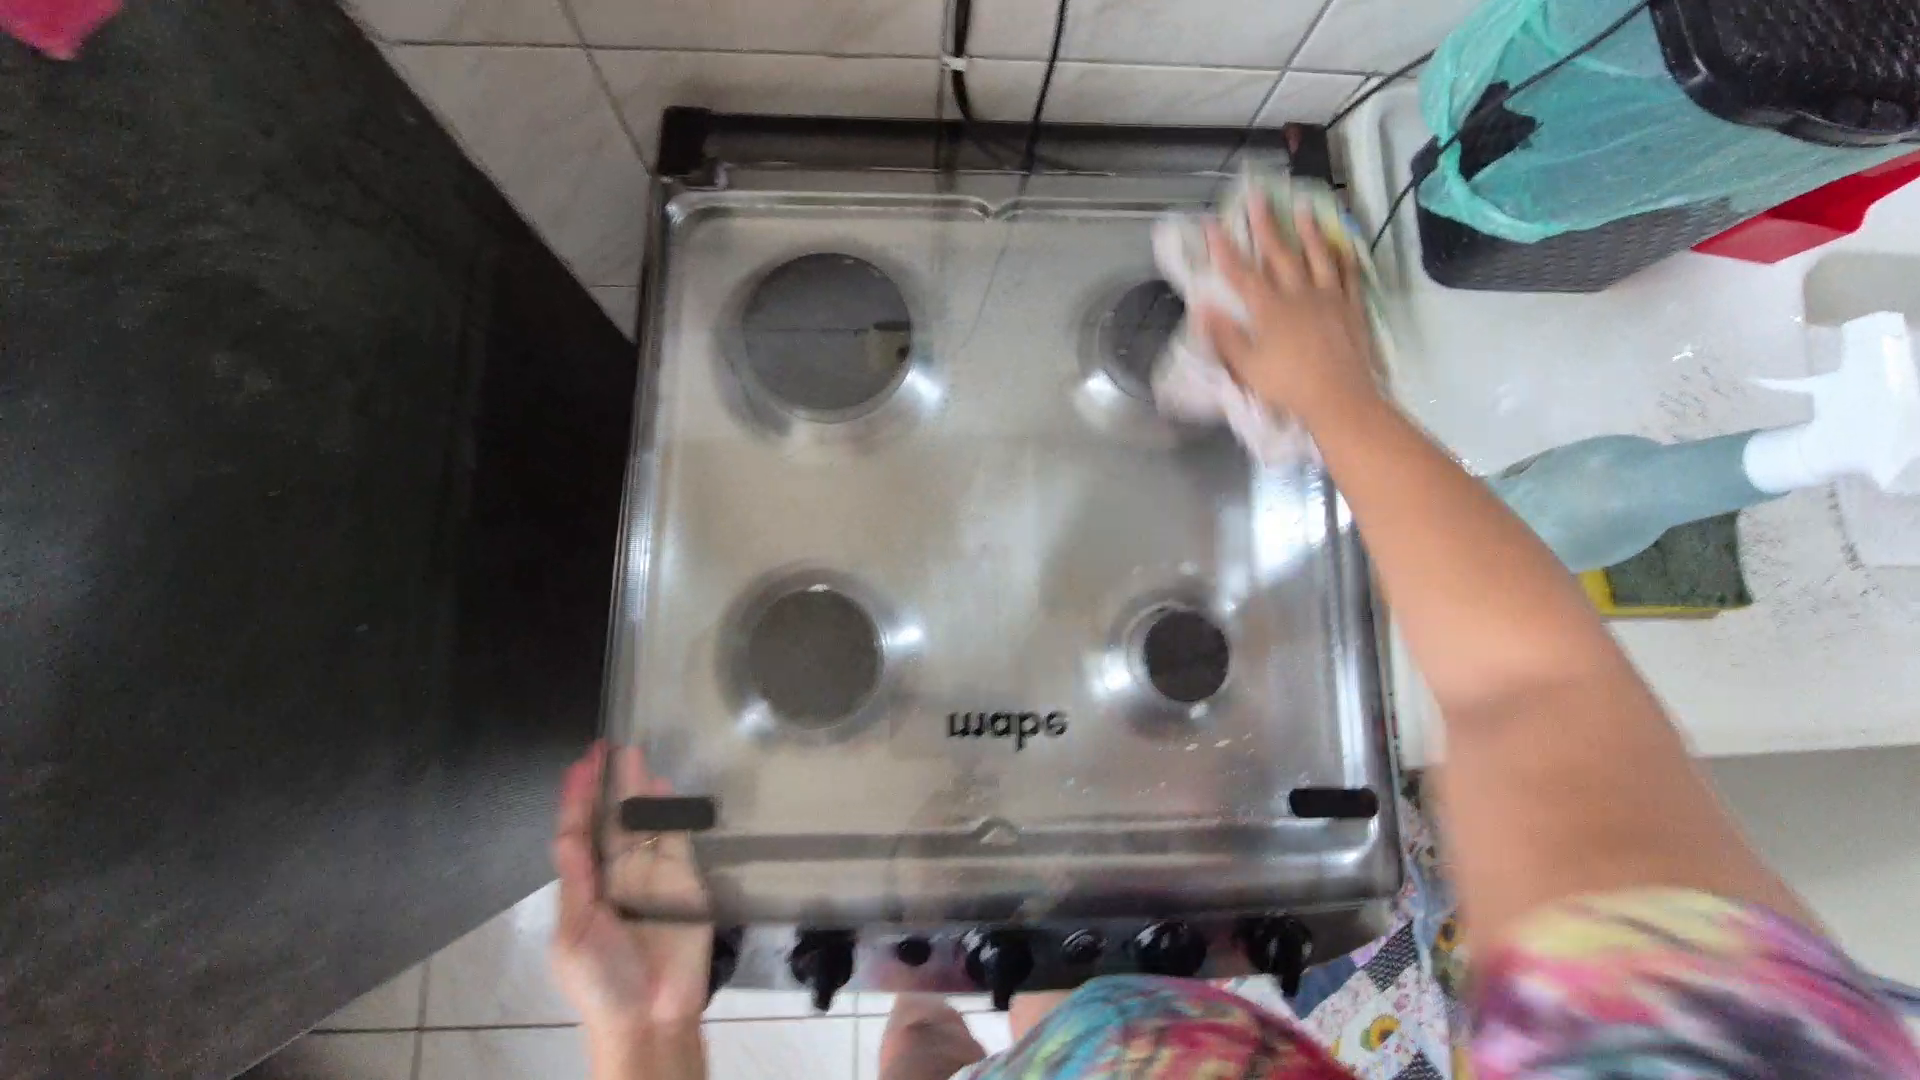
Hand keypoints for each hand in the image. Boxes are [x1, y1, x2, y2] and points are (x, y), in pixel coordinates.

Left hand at [550, 741, 711, 1035]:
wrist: (650, 1015)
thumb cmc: (601, 979)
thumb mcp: (573, 933)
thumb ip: (576, 879)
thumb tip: (570, 829)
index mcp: (586, 886)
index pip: (579, 831)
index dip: (578, 797)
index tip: (580, 763)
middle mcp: (619, 872)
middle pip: (613, 818)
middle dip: (609, 783)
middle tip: (609, 746)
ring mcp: (654, 872)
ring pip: (644, 820)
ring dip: (638, 789)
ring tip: (635, 755)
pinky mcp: (686, 875)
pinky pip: (677, 835)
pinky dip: (671, 810)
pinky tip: (663, 787)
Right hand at [1196, 195, 1381, 423]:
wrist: (1338, 396)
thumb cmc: (1287, 384)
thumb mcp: (1246, 366)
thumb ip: (1225, 336)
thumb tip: (1204, 308)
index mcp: (1269, 308)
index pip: (1241, 272)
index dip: (1224, 248)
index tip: (1211, 224)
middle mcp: (1298, 293)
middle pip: (1279, 253)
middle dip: (1265, 223)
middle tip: (1257, 196)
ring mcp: (1328, 296)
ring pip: (1317, 255)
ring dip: (1307, 230)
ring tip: (1301, 208)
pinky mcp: (1351, 306)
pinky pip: (1347, 274)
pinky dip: (1343, 256)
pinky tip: (1341, 244)